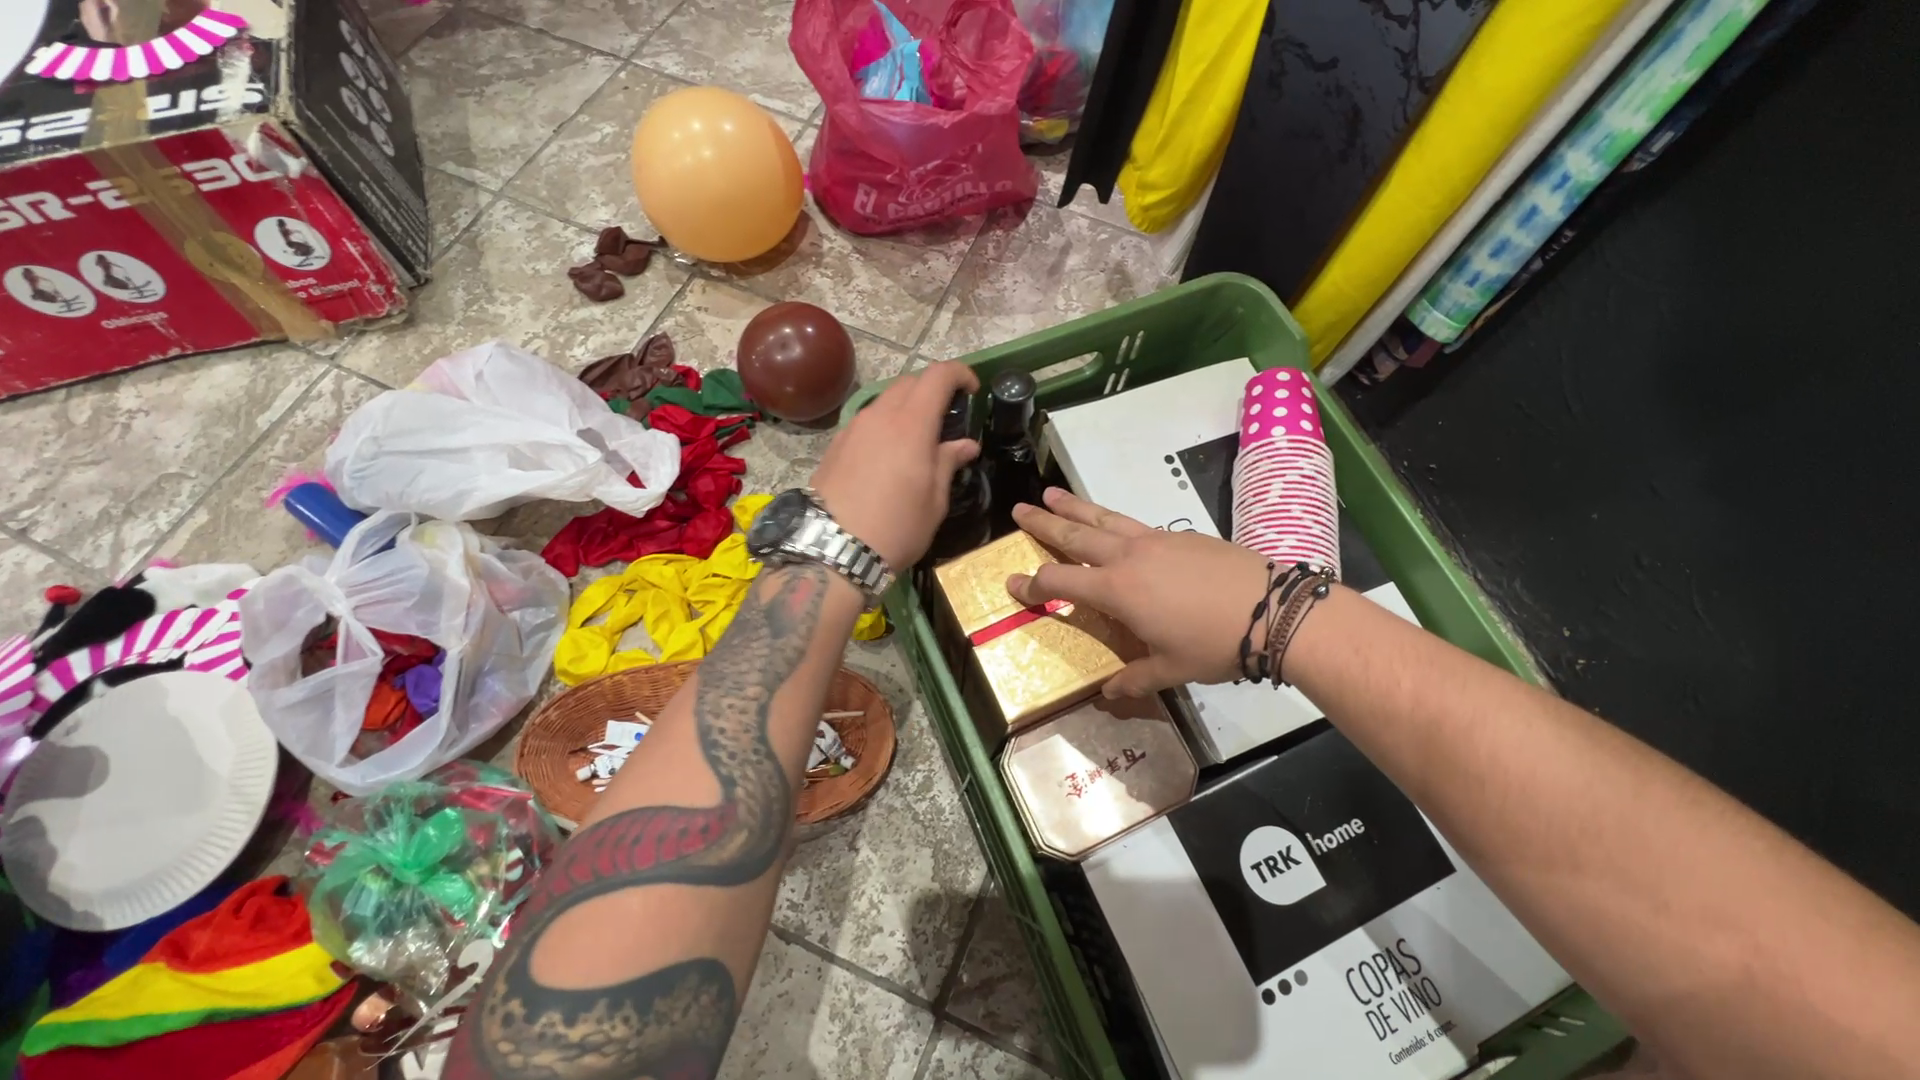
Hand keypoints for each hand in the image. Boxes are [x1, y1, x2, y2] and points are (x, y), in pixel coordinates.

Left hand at [811, 361, 980, 568]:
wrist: (833, 549)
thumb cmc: (897, 528)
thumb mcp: (934, 501)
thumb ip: (948, 463)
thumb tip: (965, 445)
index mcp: (911, 424)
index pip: (938, 376)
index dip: (960, 374)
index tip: (972, 391)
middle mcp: (879, 416)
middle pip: (909, 382)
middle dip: (932, 389)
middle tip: (946, 416)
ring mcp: (853, 428)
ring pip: (884, 401)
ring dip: (906, 408)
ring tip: (917, 439)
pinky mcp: (835, 444)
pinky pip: (866, 421)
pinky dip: (884, 425)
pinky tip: (888, 456)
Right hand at [1007, 488, 1272, 697]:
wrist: (1273, 611)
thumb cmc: (1214, 645)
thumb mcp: (1171, 669)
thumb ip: (1136, 679)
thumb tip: (1111, 694)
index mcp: (1117, 590)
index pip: (1060, 581)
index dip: (1032, 584)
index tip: (1013, 583)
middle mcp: (1129, 557)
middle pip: (1075, 534)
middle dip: (1044, 522)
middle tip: (1019, 509)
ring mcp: (1156, 540)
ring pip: (1105, 518)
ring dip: (1076, 506)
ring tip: (1052, 492)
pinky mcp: (1182, 535)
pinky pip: (1135, 523)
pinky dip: (1113, 519)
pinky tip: (1114, 525)